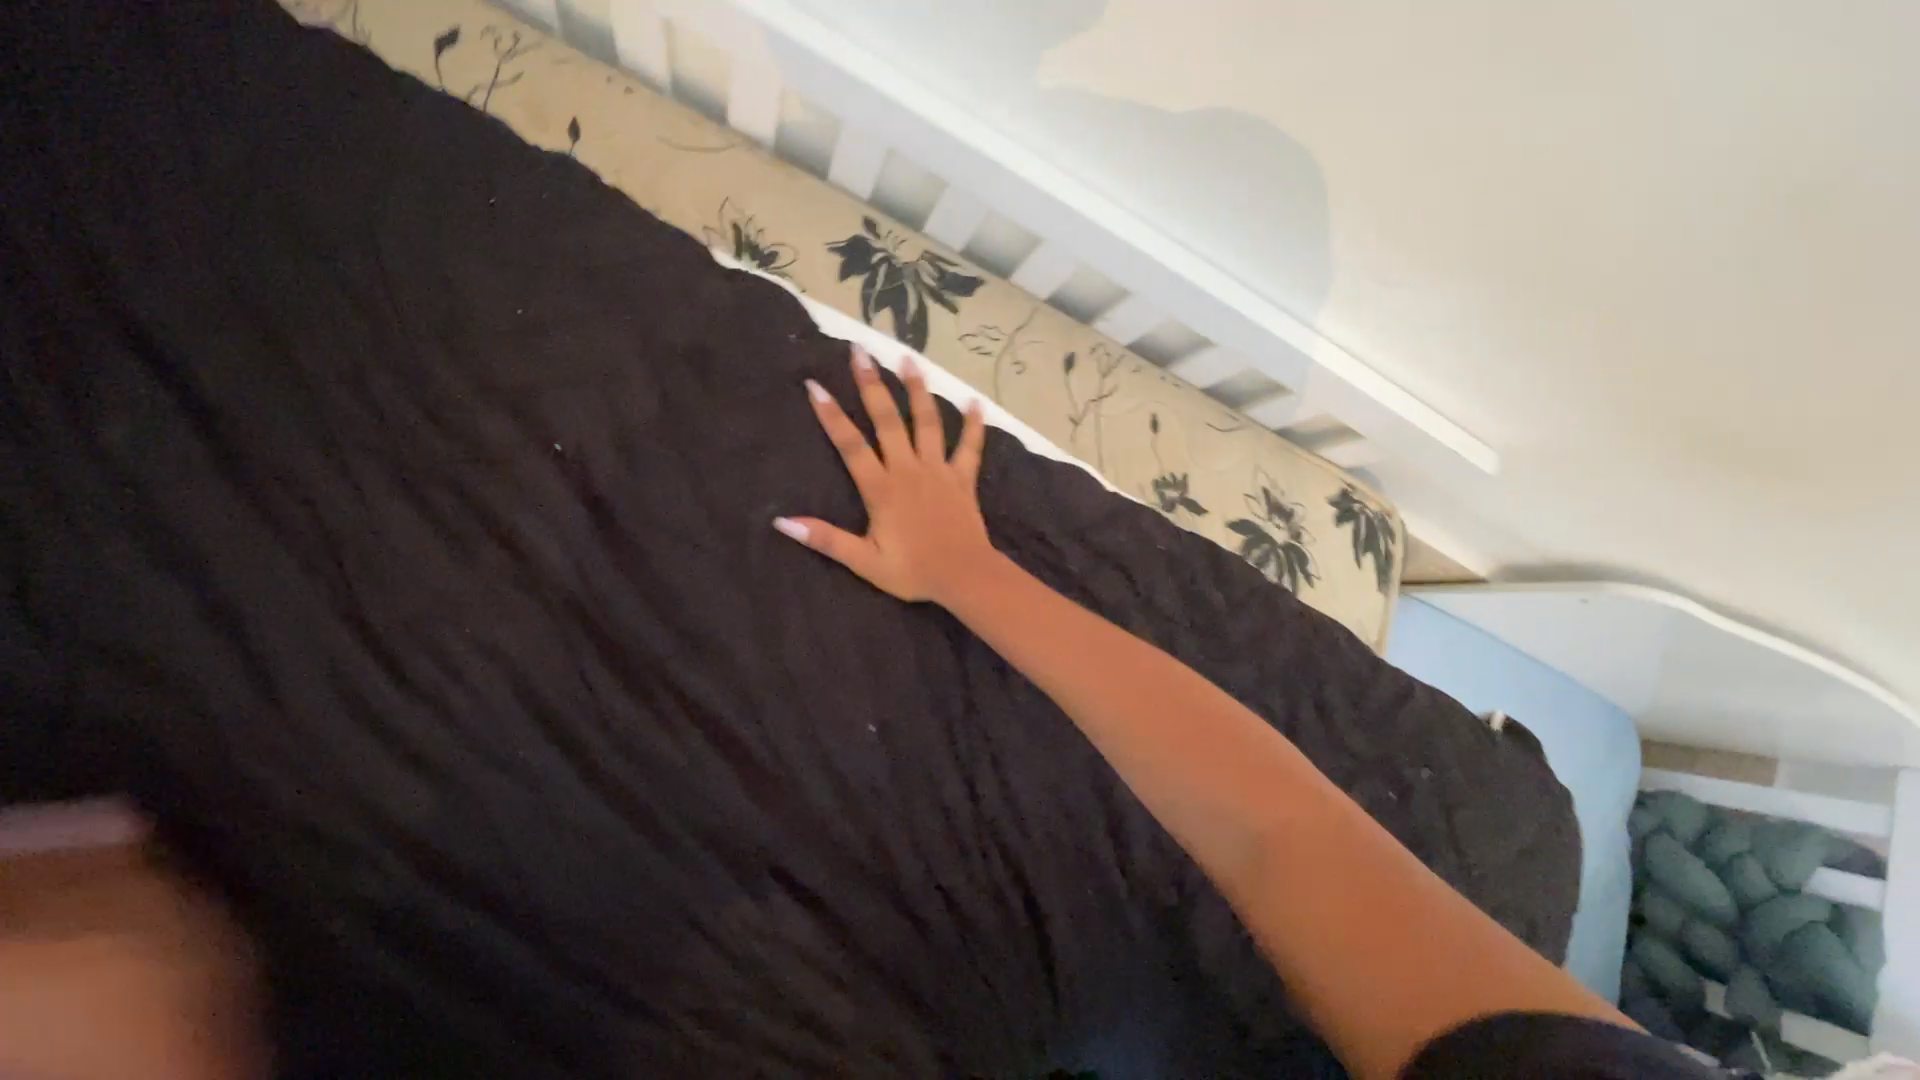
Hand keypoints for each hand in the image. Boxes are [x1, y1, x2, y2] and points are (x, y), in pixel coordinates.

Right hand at [774, 345, 996, 603]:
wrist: (965, 576)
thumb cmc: (913, 571)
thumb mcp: (864, 562)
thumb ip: (826, 539)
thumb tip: (783, 521)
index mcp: (882, 488)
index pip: (851, 445)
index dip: (831, 415)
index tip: (815, 384)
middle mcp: (909, 470)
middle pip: (888, 420)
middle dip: (872, 385)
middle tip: (861, 351)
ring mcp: (939, 470)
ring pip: (928, 422)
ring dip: (918, 390)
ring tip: (909, 359)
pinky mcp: (963, 478)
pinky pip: (970, 446)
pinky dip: (974, 424)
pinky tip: (975, 401)